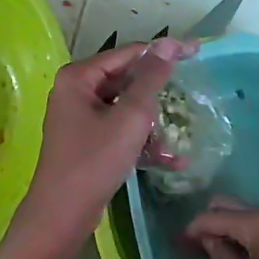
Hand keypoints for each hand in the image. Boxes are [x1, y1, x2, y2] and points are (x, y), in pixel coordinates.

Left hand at [17, 37, 196, 236]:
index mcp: (79, 76)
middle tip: (190, 98)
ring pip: (125, 106)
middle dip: (156, 94)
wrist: (62, 215)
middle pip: (126, 79)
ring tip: (175, 141)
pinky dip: (139, 139)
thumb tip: (168, 43)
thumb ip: (150, 78)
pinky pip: (118, 128)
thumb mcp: (130, 117)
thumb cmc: (94, 161)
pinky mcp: (85, 139)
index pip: (128, 53)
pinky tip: (168, 160)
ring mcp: (78, 115)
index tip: (196, 52)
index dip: (162, 51)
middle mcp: (75, 89)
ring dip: (151, 122)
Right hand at [185, 198, 258, 258]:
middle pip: (224, 204)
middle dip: (205, 221)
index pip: (211, 216)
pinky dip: (237, 231)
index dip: (191, 229)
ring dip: (222, 225)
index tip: (177, 244)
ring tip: (208, 250)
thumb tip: (207, 239)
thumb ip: (222, 256)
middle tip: (191, 246)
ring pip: (239, 212)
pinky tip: (232, 252)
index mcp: (253, 222)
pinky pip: (252, 222)